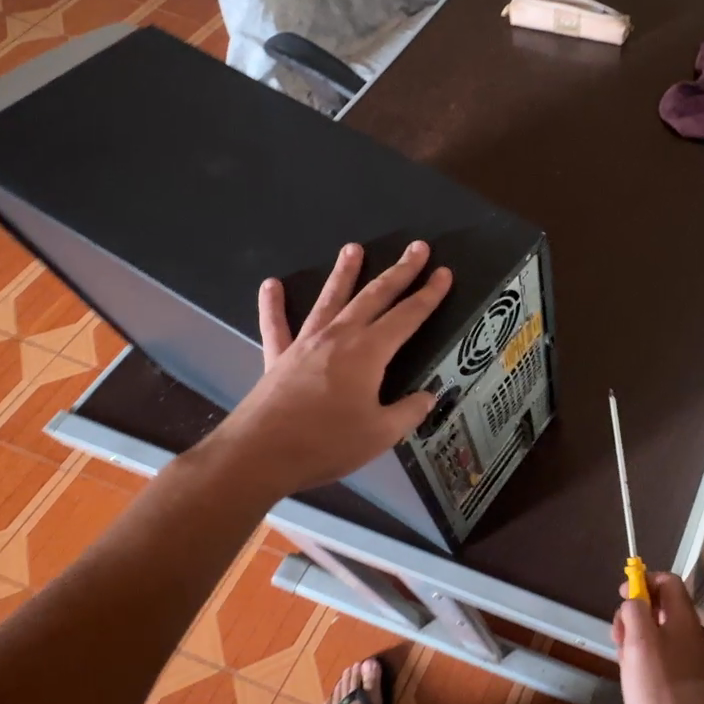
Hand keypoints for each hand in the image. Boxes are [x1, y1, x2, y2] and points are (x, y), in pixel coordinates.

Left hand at [202, 241, 451, 499]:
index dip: (429, 294)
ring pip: (329, 299)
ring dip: (344, 273)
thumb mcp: (381, 434)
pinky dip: (273, 304)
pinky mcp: (277, 358)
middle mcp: (339, 337)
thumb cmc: (326, 443)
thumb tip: (426, 398)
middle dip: (399, 271)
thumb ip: (408, 412)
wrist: (259, 455)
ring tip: (353, 248)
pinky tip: (270, 285)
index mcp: (369, 352)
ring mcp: (305, 344)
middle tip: (417, 247)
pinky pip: (275, 325)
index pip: (407, 316)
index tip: (444, 273)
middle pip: (374, 296)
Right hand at [613, 572, 703, 703]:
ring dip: (637, 635)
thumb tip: (635, 596)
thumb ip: (636, 610)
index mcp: (687, 619)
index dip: (644, 581)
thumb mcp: (638, 642)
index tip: (621, 595)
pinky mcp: (687, 676)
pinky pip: (663, 651)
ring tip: (623, 658)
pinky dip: (645, 653)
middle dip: (636, 613)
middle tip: (617, 635)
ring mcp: (692, 656)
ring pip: (660, 630)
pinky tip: (633, 673)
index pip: (669, 581)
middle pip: (663, 605)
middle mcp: (694, 633)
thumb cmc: (655, 689)